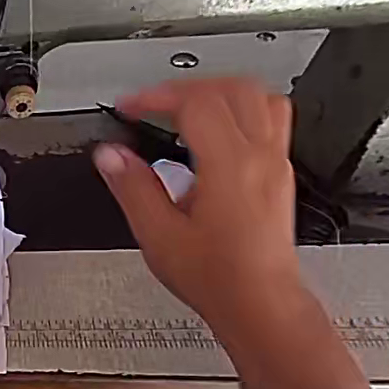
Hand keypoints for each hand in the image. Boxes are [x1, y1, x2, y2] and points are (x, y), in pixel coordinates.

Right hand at [93, 78, 312, 339]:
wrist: (258, 302)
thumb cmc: (216, 276)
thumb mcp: (158, 234)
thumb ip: (132, 187)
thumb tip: (110, 155)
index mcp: (229, 166)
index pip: (196, 103)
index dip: (156, 96)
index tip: (130, 106)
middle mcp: (260, 158)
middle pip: (232, 88)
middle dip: (186, 86)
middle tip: (152, 101)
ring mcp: (275, 164)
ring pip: (259, 97)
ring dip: (218, 91)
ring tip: (184, 105)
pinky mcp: (279, 175)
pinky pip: (270, 120)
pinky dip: (239, 110)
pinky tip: (215, 131)